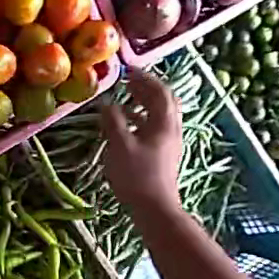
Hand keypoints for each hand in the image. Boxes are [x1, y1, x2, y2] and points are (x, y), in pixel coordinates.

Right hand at [100, 69, 181, 211]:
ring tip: (126, 97)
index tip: (128, 70)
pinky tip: (127, 122)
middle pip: (164, 100)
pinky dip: (143, 117)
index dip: (145, 78)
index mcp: (163, 123)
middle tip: (128, 81)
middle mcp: (171, 129)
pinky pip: (156, 126)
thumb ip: (113, 120)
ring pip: (161, 114)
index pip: (159, 91)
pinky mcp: (164, 154)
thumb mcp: (119, 145)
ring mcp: (170, 142)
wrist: (155, 209)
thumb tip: (107, 103)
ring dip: (145, 102)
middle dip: (147, 88)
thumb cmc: (136, 175)